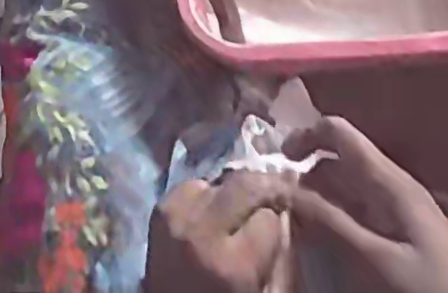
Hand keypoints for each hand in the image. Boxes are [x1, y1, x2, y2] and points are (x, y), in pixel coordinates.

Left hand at [146, 172, 292, 292]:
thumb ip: (279, 258)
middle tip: (275, 194)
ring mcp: (176, 216)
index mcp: (233, 267)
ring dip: (232, 194)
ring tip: (237, 211)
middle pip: (243, 184)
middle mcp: (202, 232)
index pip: (269, 220)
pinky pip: (193, 186)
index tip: (278, 230)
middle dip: (264, 187)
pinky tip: (209, 216)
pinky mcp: (160, 208)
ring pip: (218, 182)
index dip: (276, 226)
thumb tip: (287, 212)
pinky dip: (206, 196)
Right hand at [281, 119, 447, 292]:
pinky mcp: (404, 235)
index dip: (304, 135)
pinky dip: (336, 218)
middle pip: (338, 159)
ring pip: (346, 186)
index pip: (338, 131)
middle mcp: (392, 185)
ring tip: (297, 226)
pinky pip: (359, 211)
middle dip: (306, 174)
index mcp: (389, 180)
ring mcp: (399, 210)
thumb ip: (330, 222)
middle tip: (281, 203)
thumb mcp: (378, 262)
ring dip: (318, 198)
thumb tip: (283, 187)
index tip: (278, 161)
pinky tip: (325, 242)